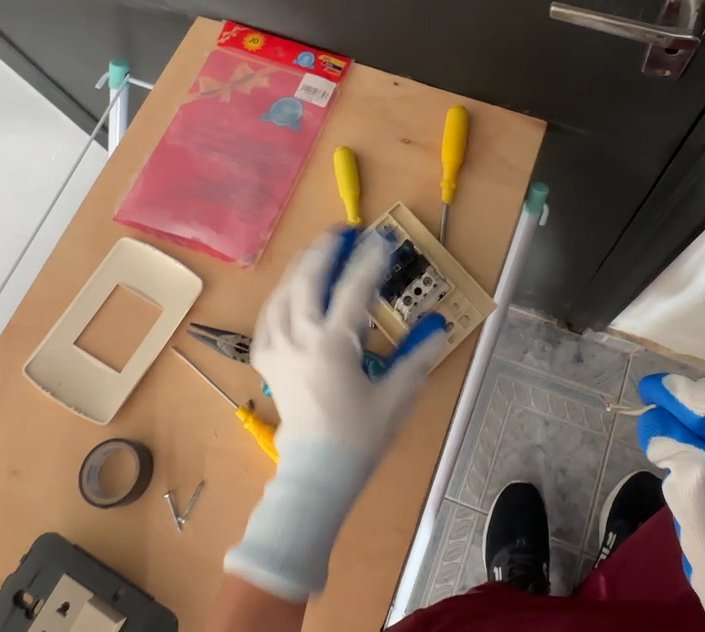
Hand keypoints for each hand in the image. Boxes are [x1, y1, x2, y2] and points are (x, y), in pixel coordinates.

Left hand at [255, 226, 450, 451]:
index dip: (369, 260)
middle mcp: (300, 338)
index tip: (381, 239)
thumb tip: (438, 324)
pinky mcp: (266, 359)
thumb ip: (417, 356)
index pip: (353, 288)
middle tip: (345, 231)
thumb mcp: (396, 395)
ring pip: (284, 291)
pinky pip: (269, 314)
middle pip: (308, 279)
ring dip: (303, 265)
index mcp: (332, 345)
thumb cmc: (359, 435)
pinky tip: (293, 287)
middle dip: (327, 249)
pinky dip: (283, 292)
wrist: (316, 473)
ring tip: (321, 250)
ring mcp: (277, 347)